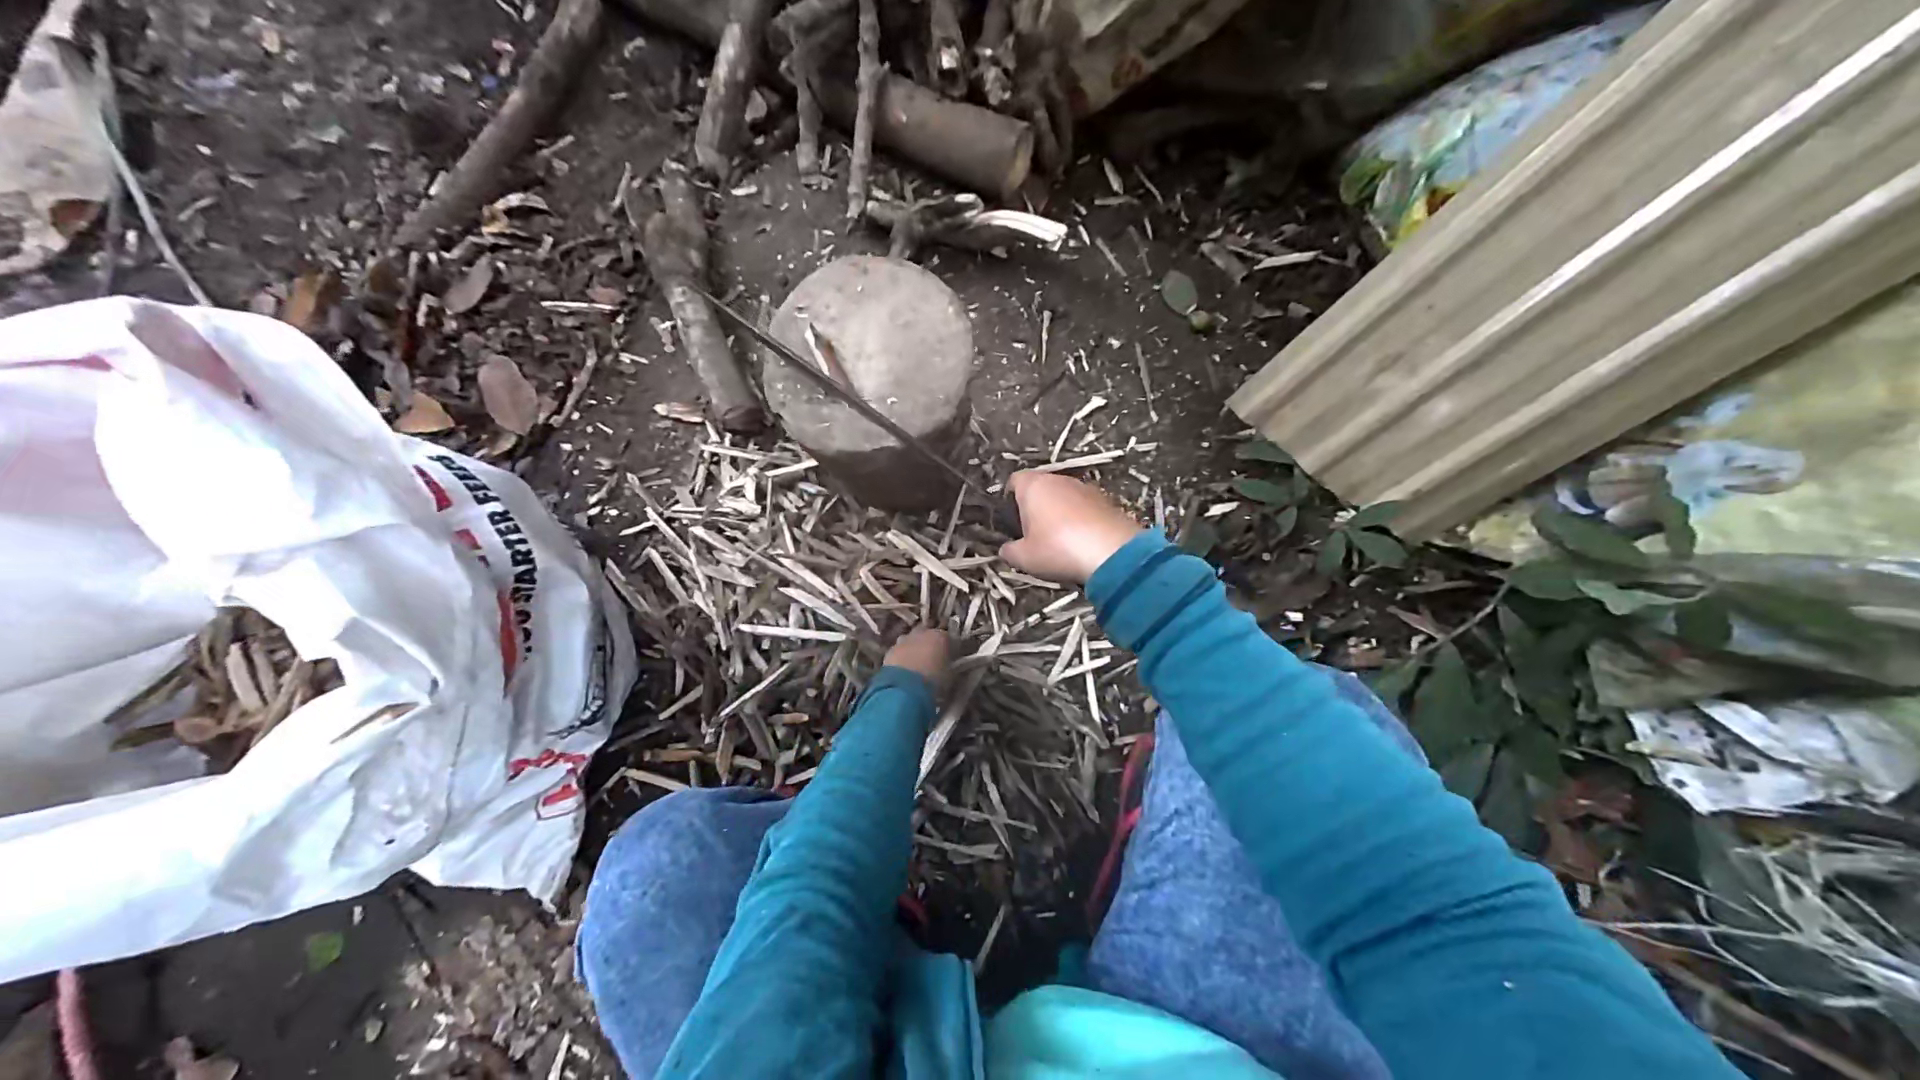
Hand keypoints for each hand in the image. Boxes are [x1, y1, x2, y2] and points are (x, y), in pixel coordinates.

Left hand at [882, 627, 950, 687]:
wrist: (904, 689)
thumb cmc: (933, 682)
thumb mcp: (950, 675)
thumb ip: (949, 665)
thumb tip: (947, 665)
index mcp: (940, 636)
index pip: (948, 638)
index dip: (949, 648)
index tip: (949, 658)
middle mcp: (922, 633)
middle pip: (927, 635)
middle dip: (929, 644)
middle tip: (931, 659)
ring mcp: (904, 640)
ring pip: (911, 641)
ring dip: (914, 649)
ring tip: (916, 665)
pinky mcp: (890, 650)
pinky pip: (899, 651)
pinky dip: (902, 657)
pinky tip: (903, 670)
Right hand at [999, 471, 1143, 584]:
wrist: (1113, 552)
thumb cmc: (1058, 549)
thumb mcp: (1024, 558)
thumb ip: (1010, 551)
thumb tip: (1006, 550)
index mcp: (1033, 486)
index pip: (1015, 480)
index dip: (1010, 498)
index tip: (1012, 520)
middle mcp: (1059, 479)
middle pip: (1041, 488)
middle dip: (1036, 508)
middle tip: (1034, 536)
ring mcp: (1086, 488)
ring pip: (1064, 497)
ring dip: (1060, 514)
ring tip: (1060, 542)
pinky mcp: (1106, 500)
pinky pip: (1085, 508)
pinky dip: (1080, 520)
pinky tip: (1082, 543)